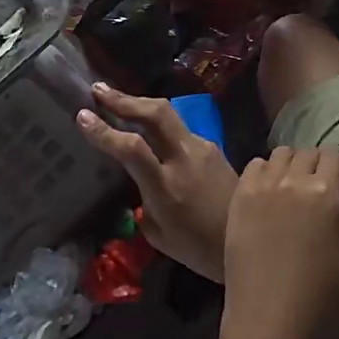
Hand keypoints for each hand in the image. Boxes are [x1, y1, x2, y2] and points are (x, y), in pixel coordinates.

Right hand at [76, 83, 237, 281]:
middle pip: (156, 113)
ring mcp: (203, 148)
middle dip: (125, 99)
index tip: (82, 116)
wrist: (256, 239)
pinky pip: (181, 128)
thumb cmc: (200, 249)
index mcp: (167, 187)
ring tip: (119, 100)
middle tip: (98, 89)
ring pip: (169, 114)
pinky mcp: (214, 146)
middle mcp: (185, 158)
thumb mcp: (159, 234)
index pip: (132, 149)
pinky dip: (160, 122)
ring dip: (142, 105)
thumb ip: (144, 201)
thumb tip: (137, 181)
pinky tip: (150, 126)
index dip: (105, 131)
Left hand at [222, 148, 338, 338]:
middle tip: (316, 194)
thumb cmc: (323, 297)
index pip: (335, 155)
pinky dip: (265, 172)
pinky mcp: (238, 197)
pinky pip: (254, 166)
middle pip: (307, 152)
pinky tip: (270, 195)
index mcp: (325, 192)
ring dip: (290, 165)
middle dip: (316, 166)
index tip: (337, 188)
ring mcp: (261, 186)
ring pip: (280, 154)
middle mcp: (291, 180)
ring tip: (293, 192)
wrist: (268, 321)